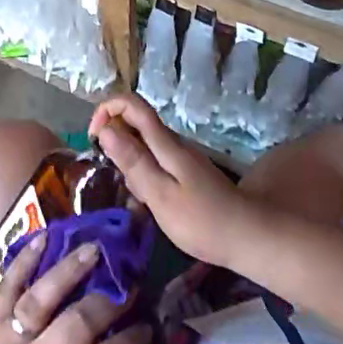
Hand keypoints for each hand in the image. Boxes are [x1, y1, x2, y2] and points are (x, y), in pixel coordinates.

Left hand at [0, 232, 151, 343]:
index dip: (130, 343)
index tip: (148, 326)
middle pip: (75, 324)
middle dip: (108, 302)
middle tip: (130, 284)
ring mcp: (2, 341)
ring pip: (39, 298)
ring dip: (69, 270)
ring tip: (94, 249)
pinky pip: (5, 287)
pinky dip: (23, 261)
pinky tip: (44, 237)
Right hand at [88, 94, 265, 267]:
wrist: (249, 238)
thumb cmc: (201, 220)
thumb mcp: (159, 194)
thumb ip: (133, 161)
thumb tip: (106, 128)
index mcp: (166, 144)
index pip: (134, 106)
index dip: (108, 108)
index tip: (93, 135)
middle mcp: (174, 143)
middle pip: (138, 121)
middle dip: (114, 134)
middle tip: (106, 169)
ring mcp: (183, 158)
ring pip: (145, 142)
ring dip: (127, 155)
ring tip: (127, 190)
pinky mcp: (187, 173)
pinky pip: (156, 159)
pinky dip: (141, 170)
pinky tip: (145, 198)